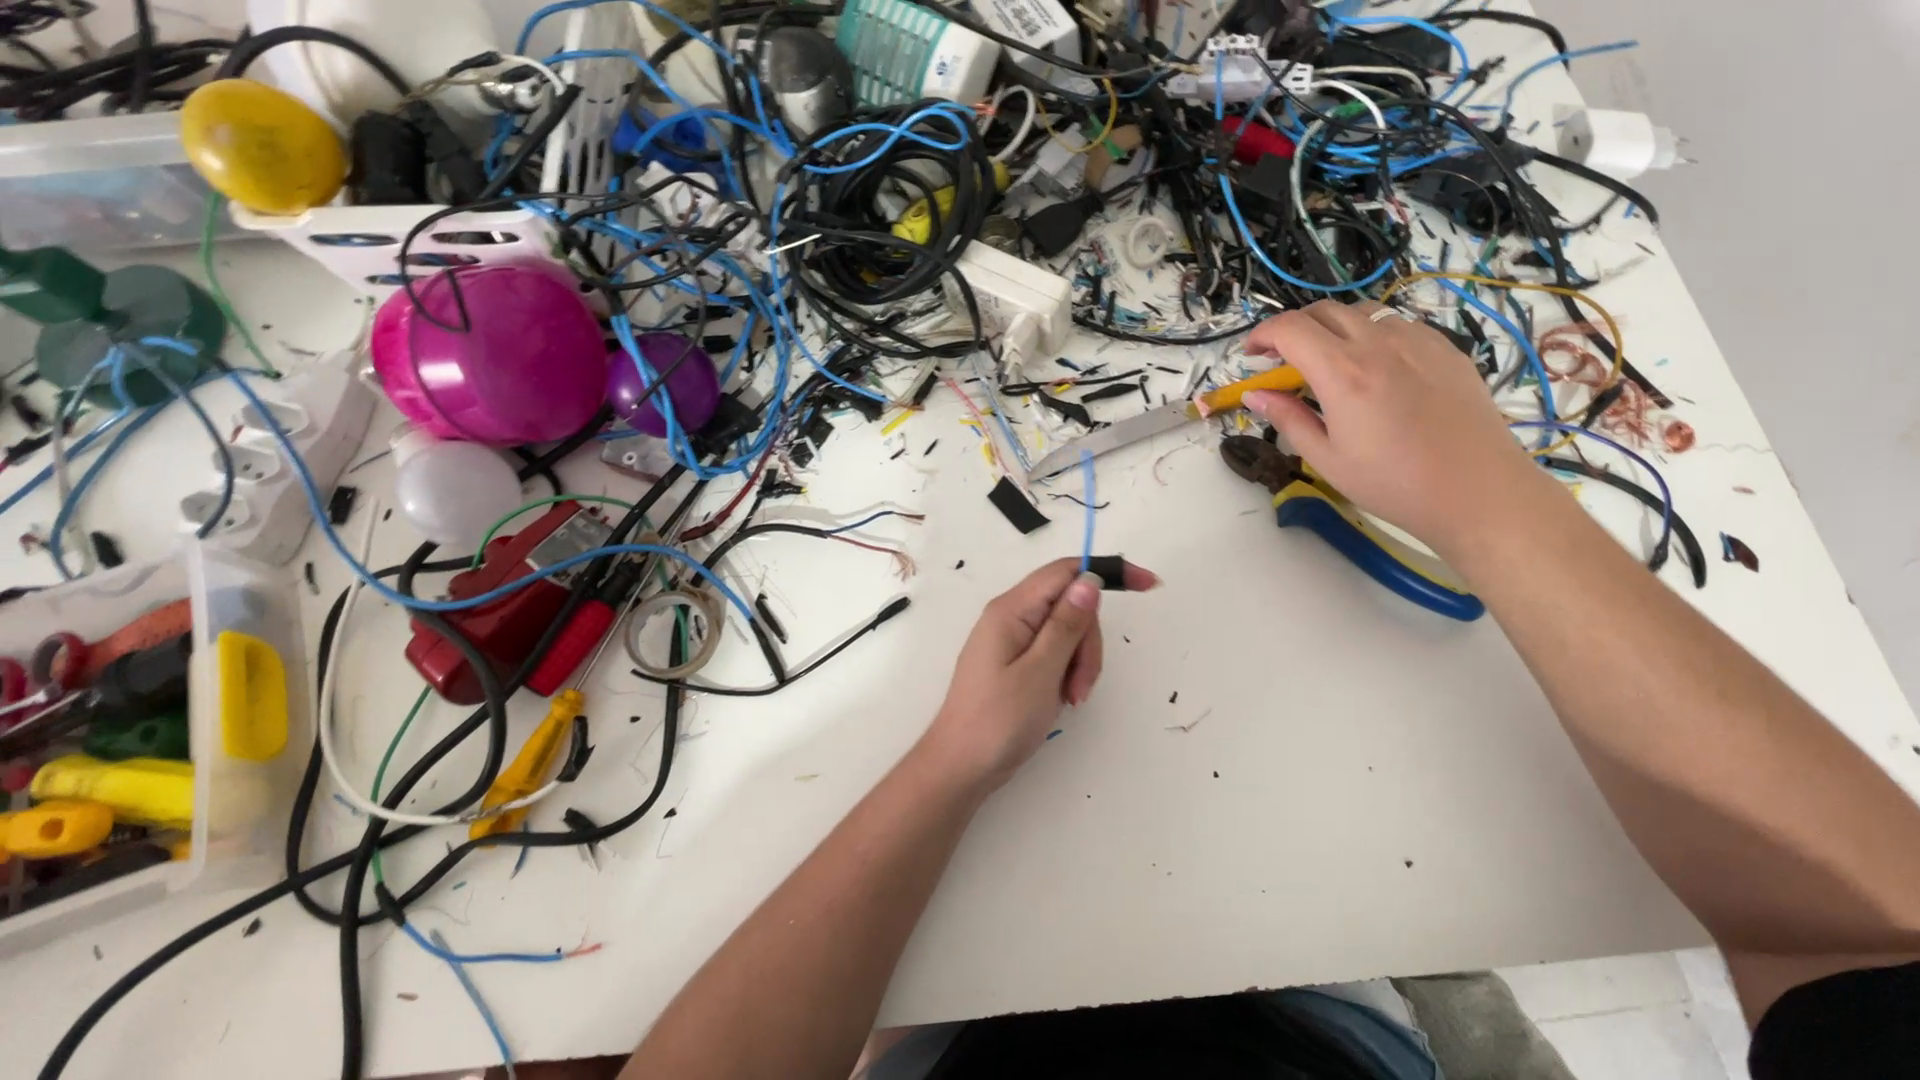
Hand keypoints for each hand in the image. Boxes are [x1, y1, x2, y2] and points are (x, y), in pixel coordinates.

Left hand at [920, 558, 1158, 790]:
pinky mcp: (1018, 663)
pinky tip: (1062, 700)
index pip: (1066, 571)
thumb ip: (1066, 624)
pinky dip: (1068, 674)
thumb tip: (1089, 580)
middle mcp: (1011, 617)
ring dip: (1080, 664)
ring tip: (1070, 699)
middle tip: (1081, 685)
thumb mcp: (1040, 671)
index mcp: (1011, 610)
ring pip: (1068, 633)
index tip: (1148, 585)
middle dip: (1088, 642)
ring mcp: (1014, 641)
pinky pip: (1055, 654)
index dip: (1107, 571)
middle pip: (1071, 606)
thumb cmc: (998, 720)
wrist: (962, 767)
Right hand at [1239, 299, 1558, 559]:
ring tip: (1328, 362)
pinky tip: (1375, 369)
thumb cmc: (1393, 483)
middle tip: (1282, 358)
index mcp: (1343, 372)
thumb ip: (1288, 419)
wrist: (1476, 491)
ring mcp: (1417, 341)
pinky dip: (1373, 335)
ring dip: (1334, 328)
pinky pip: (1398, 326)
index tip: (1252, 355)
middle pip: (1324, 311)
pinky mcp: (1446, 349)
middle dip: (1294, 327)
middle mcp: (1379, 344)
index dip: (1262, 335)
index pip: (1290, 329)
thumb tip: (1256, 394)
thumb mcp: (1327, 459)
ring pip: (1363, 313)